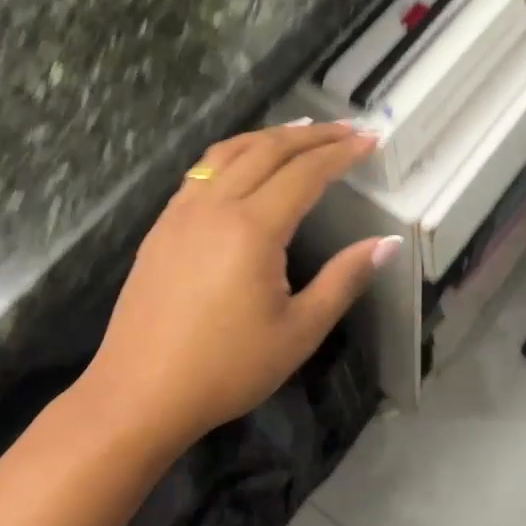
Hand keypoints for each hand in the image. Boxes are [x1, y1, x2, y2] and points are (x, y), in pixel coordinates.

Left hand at [75, 121, 398, 451]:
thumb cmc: (226, 369)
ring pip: (228, 152)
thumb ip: (344, 279)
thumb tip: (387, 243)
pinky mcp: (161, 229)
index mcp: (252, 229)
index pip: (305, 173)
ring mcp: (180, 214)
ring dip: (270, 136)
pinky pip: (202, 171)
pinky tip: (245, 165)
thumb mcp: (300, 331)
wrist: (137, 396)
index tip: (372, 141)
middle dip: (312, 135)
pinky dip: (234, 154)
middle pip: (268, 150)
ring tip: (301, 131)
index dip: (342, 153)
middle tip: (348, 129)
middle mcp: (214, 207)